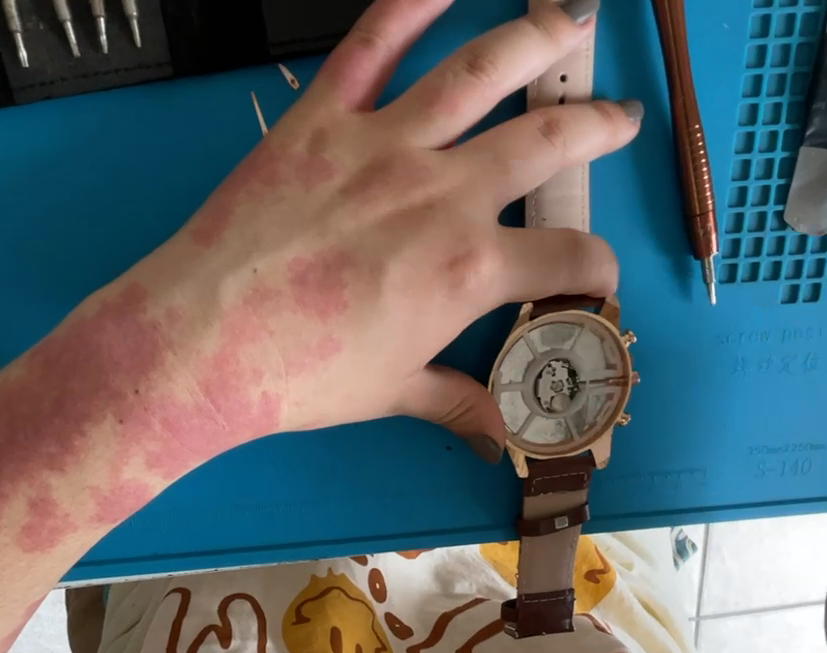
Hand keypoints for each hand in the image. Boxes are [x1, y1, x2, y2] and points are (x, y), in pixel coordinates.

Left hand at [128, 0, 640, 456]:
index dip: (596, 268)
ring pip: (482, 69)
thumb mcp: (391, 394)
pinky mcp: (322, 119)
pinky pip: (375, 40)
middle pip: (545, 142)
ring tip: (571, 23)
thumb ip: (456, 402)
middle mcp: (441, 194)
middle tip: (620, 119)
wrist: (206, 342)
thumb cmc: (301, 377)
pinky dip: (412, 1)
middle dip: (597, 128)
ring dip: (539, 38)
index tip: (596, 276)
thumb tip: (499, 435)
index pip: (566, 257)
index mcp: (466, 271)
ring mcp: (382, 146)